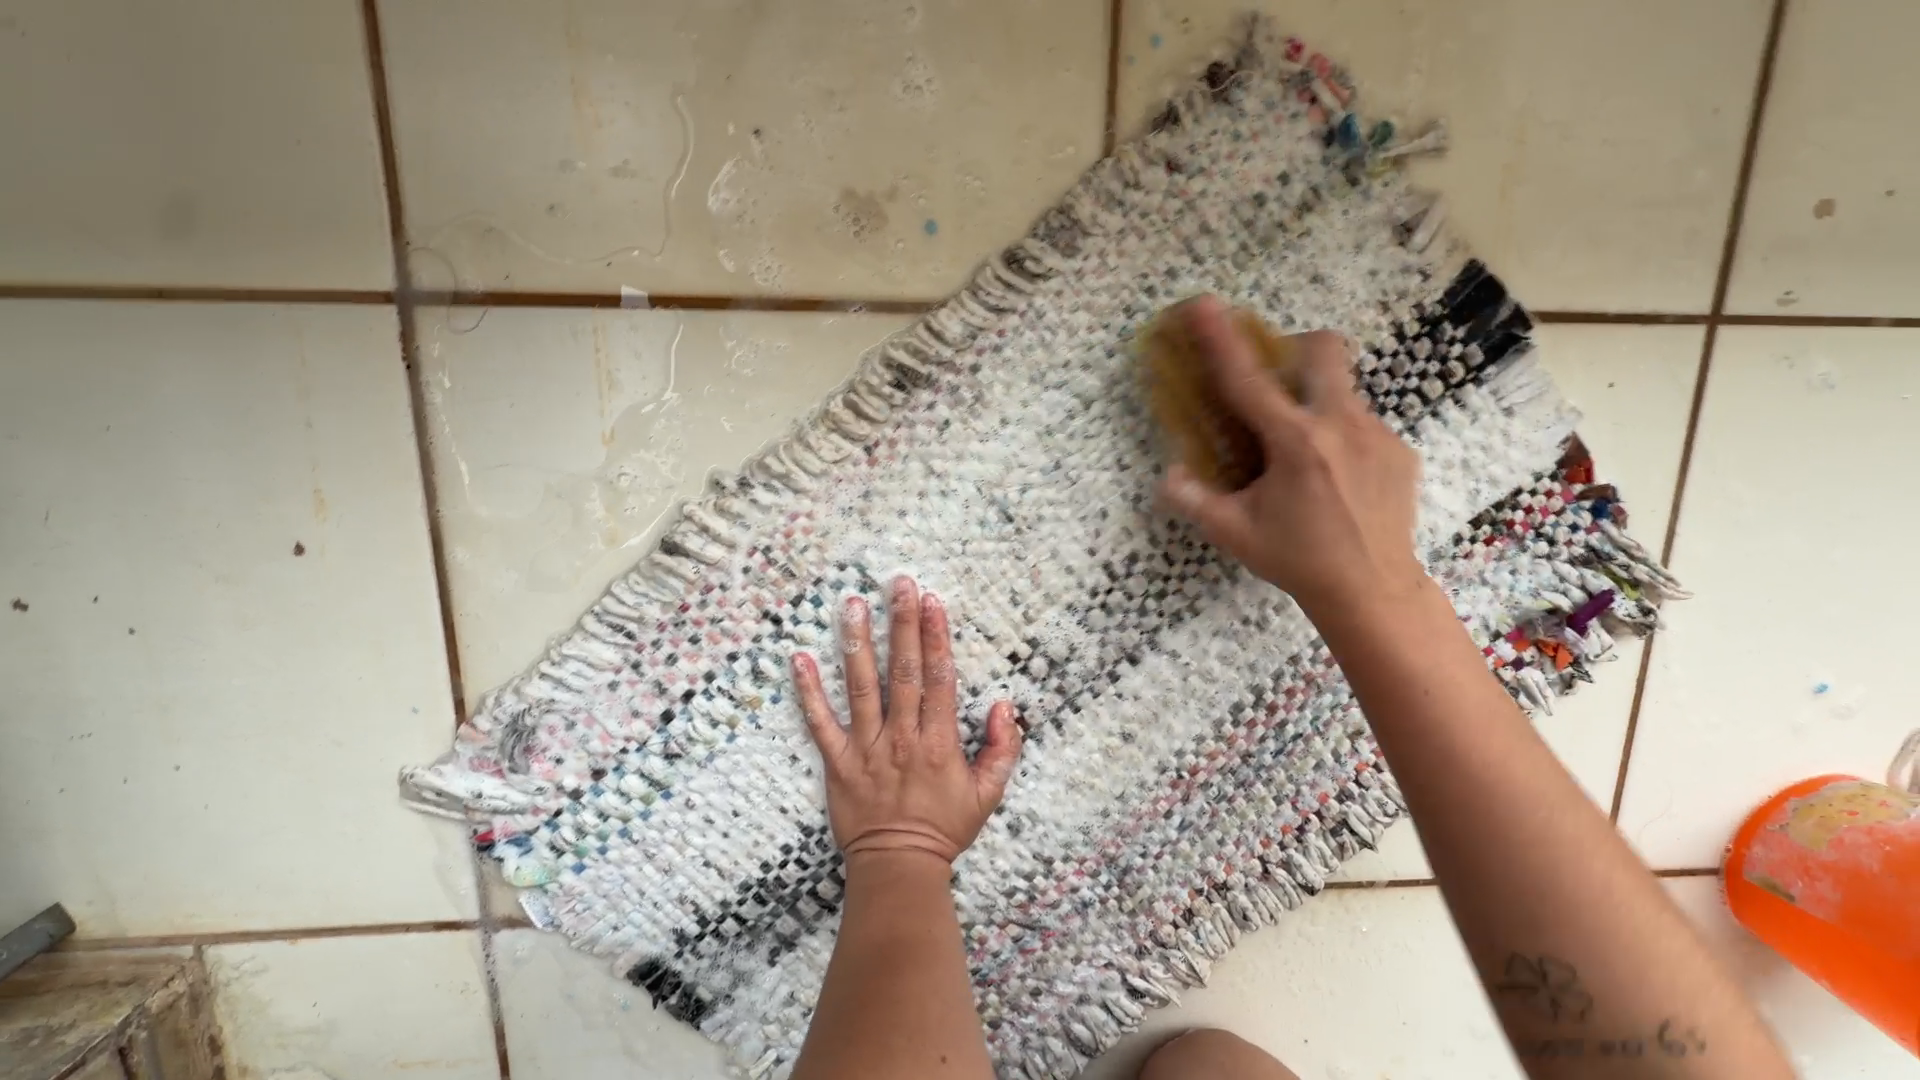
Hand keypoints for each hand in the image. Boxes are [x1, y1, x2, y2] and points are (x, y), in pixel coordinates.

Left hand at [792, 576, 1023, 864]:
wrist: (899, 867)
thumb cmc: (944, 829)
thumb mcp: (987, 794)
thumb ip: (1002, 748)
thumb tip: (1003, 705)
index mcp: (939, 741)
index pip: (940, 679)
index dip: (937, 637)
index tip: (933, 602)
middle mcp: (902, 737)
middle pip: (904, 672)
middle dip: (903, 624)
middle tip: (898, 584)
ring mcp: (866, 748)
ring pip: (862, 687)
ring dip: (858, 643)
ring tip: (852, 605)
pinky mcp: (837, 763)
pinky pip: (821, 723)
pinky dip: (809, 692)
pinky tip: (799, 659)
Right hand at [1158, 295, 1425, 618]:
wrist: (1372, 590)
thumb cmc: (1296, 560)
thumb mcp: (1232, 533)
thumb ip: (1192, 500)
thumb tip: (1169, 474)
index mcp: (1295, 443)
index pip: (1248, 380)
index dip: (1220, 339)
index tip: (1204, 303)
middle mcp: (1340, 426)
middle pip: (1324, 349)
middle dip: (1296, 347)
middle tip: (1277, 378)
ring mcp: (1378, 435)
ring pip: (1343, 391)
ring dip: (1316, 403)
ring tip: (1305, 454)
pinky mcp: (1400, 451)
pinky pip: (1363, 424)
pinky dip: (1339, 436)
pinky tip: (1335, 479)